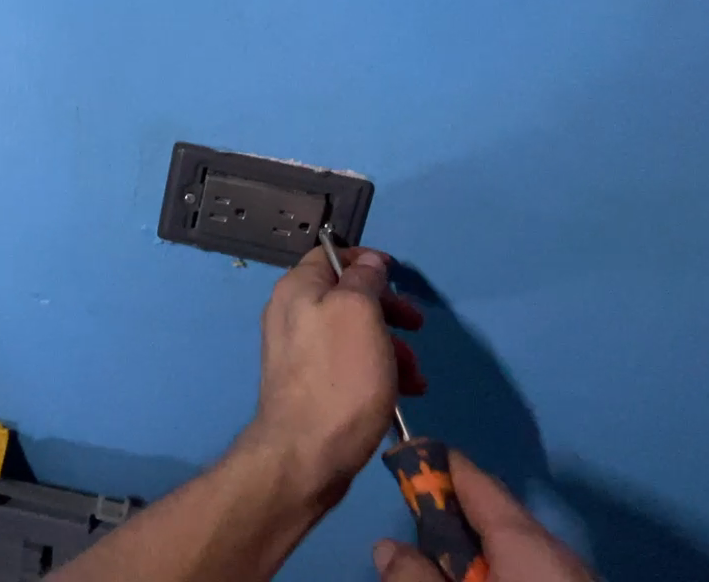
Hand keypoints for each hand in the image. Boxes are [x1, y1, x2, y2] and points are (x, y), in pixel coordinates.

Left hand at [234, 244, 425, 508]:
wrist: (307, 453)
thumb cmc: (339, 376)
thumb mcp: (359, 313)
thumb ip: (363, 279)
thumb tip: (369, 261)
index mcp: (297, 288)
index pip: (329, 255)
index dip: (365, 260)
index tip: (397, 274)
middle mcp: (291, 313)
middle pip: (346, 296)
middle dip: (387, 310)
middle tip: (417, 325)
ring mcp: (297, 350)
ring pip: (352, 333)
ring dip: (389, 347)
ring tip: (415, 375)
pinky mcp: (309, 384)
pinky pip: (346, 364)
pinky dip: (376, 371)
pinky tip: (402, 393)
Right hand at [372, 453, 595, 581]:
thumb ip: (415, 579)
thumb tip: (389, 547)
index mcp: (530, 546)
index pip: (475, 480)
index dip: (435, 465)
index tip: (399, 461)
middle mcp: (560, 562)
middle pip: (493, 524)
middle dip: (448, 529)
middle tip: (409, 549)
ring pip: (513, 564)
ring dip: (471, 570)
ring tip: (437, 579)